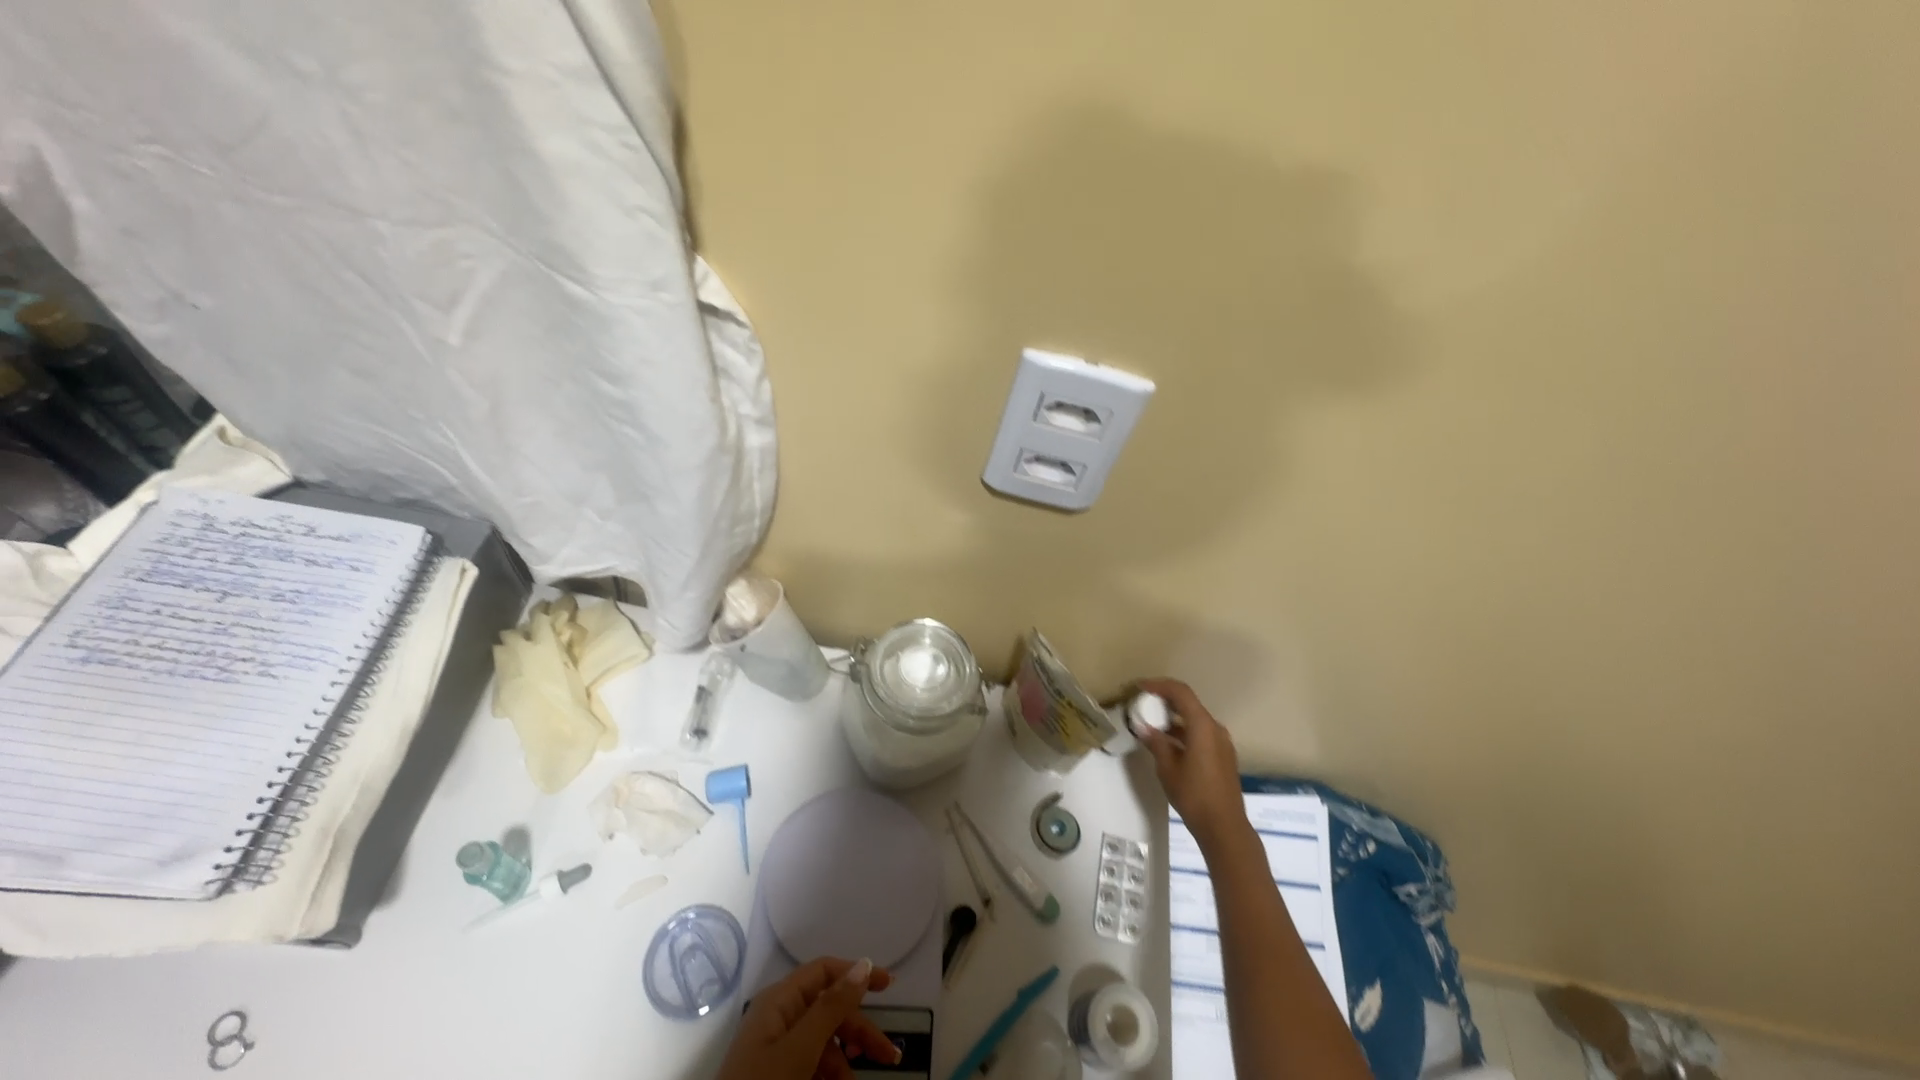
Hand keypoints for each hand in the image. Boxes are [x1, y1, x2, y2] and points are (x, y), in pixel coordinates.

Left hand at [714, 957, 901, 1079]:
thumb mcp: (801, 1048)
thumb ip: (832, 1006)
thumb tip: (864, 963)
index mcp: (780, 1001)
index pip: (824, 971)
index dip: (857, 974)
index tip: (890, 985)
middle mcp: (779, 1018)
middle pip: (829, 1011)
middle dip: (860, 1032)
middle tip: (889, 1057)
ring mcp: (777, 1048)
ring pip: (824, 1043)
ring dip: (845, 1062)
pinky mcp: (778, 1073)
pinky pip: (811, 1064)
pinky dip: (829, 1074)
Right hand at [1135, 678, 1251, 850]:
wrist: (1224, 826)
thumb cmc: (1194, 795)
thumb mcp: (1168, 769)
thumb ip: (1157, 743)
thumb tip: (1145, 728)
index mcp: (1203, 727)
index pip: (1181, 693)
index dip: (1160, 686)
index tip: (1140, 688)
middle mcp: (1215, 729)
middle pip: (1189, 704)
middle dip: (1165, 701)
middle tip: (1143, 704)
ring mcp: (1222, 743)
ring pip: (1195, 721)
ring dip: (1174, 719)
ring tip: (1151, 725)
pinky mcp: (1223, 756)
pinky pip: (1201, 734)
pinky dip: (1183, 732)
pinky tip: (1167, 744)